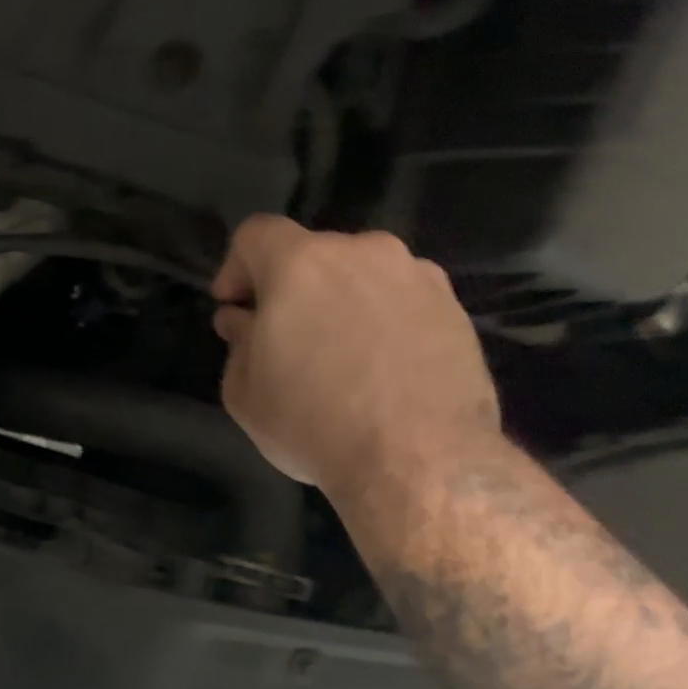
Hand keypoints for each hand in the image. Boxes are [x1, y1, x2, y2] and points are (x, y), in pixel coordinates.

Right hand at [210, 214, 502, 497]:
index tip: (234, 308)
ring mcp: (417, 276)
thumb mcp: (242, 390)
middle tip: (278, 338)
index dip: (234, 267)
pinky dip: (379, 321)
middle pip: (312, 253)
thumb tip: (245, 321)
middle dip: (288, 288)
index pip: (256, 233)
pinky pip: (399, 299)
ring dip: (337, 302)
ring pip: (360, 275)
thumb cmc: (308, 420)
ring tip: (333, 356)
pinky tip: (374, 369)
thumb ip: (239, 342)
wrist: (417, 456)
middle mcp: (363, 253)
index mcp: (300, 265)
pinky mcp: (454, 307)